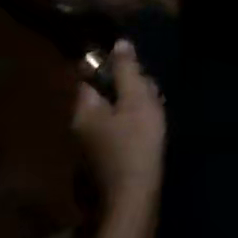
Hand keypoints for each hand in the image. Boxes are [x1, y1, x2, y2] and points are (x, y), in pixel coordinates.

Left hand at [71, 40, 165, 201]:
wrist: (134, 194)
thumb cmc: (136, 140)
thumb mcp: (136, 98)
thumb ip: (127, 70)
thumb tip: (118, 43)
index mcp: (84, 111)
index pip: (91, 77)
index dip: (113, 67)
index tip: (137, 68)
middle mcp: (81, 126)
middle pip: (105, 92)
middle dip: (130, 86)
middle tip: (152, 91)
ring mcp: (92, 144)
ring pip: (114, 110)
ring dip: (135, 104)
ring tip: (156, 108)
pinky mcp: (106, 157)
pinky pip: (118, 127)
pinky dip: (134, 122)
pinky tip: (151, 127)